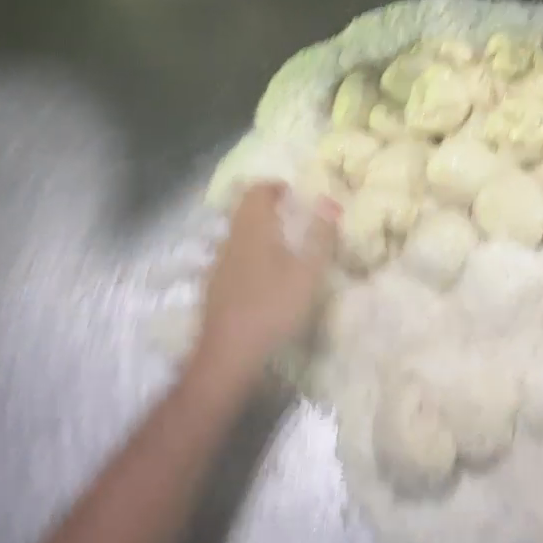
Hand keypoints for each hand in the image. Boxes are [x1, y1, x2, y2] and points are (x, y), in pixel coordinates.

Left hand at [187, 182, 338, 392]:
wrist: (228, 356)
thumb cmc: (272, 308)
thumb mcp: (307, 272)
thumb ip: (320, 235)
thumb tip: (329, 201)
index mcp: (253, 230)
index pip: (256, 191)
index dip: (274, 187)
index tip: (294, 195)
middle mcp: (231, 240)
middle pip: (244, 210)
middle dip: (267, 208)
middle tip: (293, 217)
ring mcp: (218, 264)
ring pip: (237, 233)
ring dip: (258, 231)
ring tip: (283, 246)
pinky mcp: (214, 287)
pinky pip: (233, 256)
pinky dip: (249, 253)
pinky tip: (264, 276)